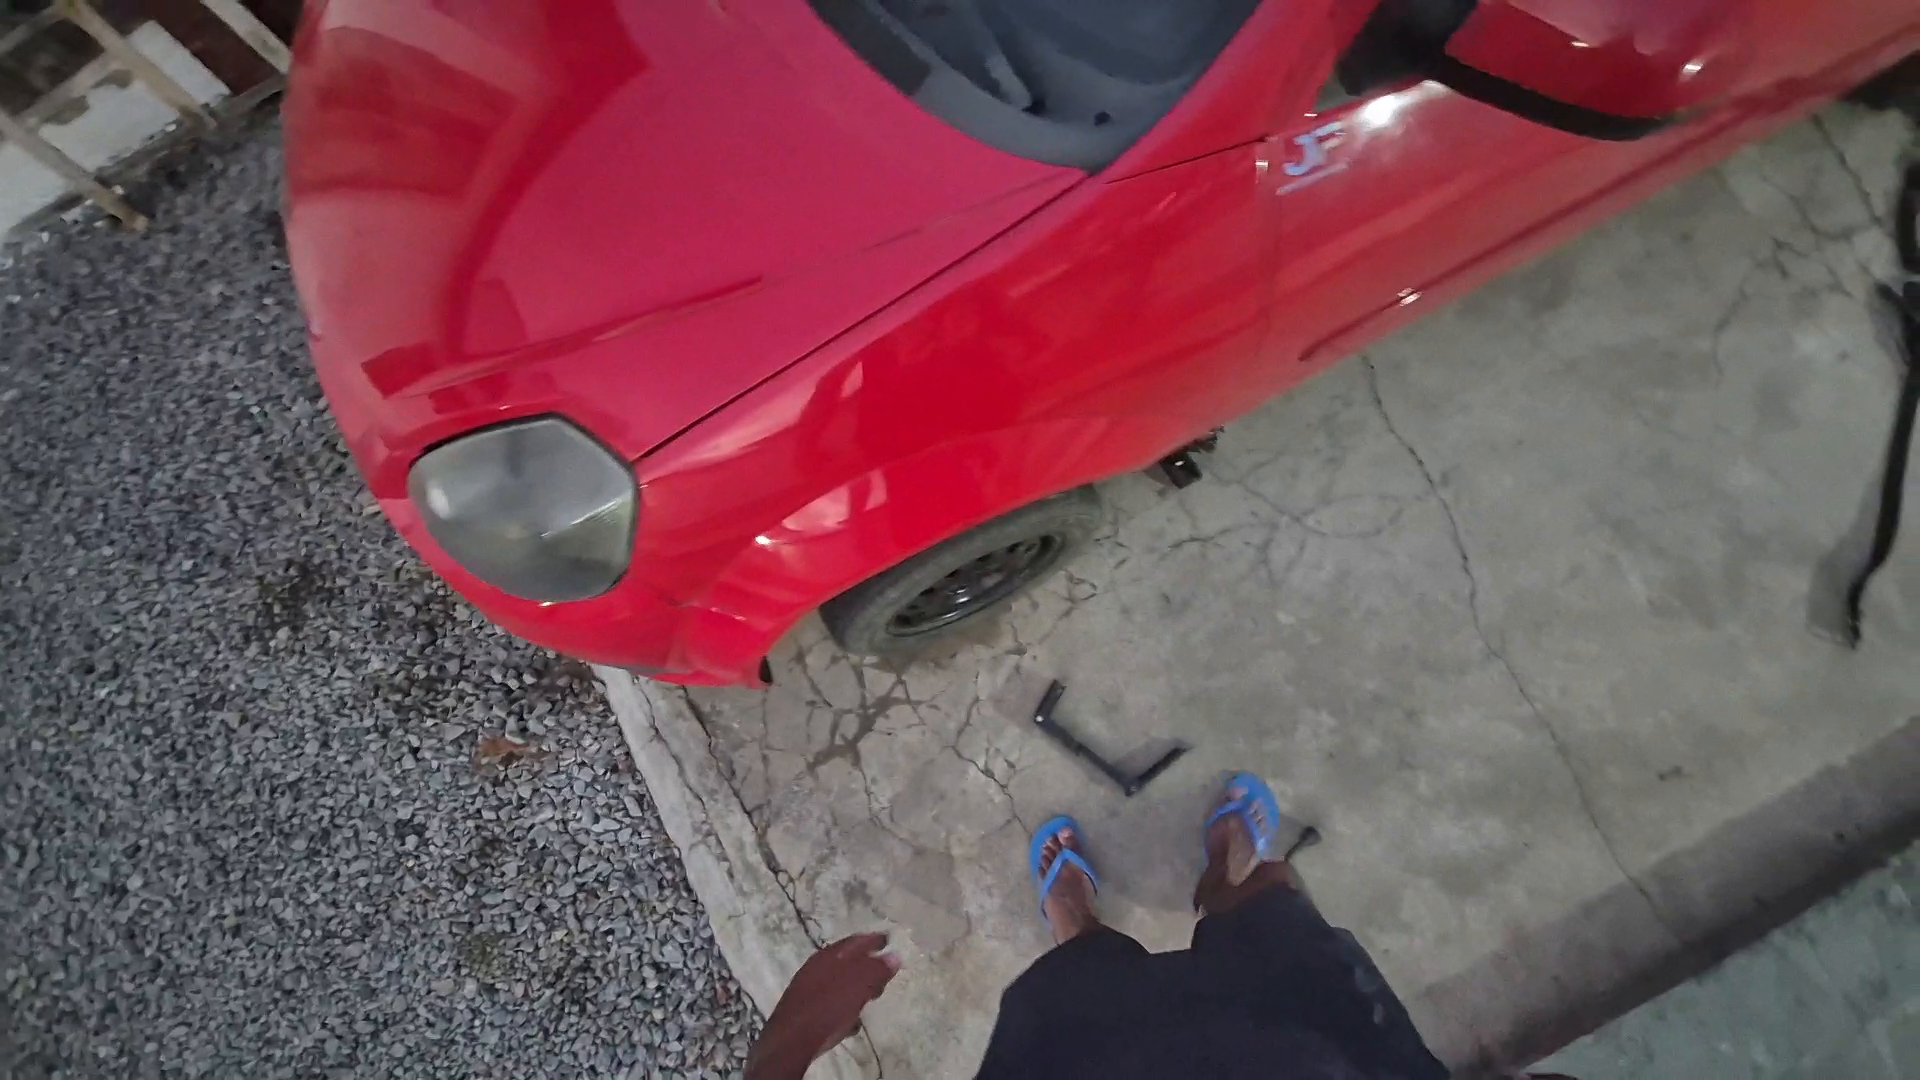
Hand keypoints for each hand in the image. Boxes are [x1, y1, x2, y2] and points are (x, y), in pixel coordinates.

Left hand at [745, 933, 900, 1079]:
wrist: (791, 1040)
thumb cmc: (828, 1007)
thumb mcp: (859, 986)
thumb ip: (878, 970)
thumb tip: (895, 956)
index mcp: (831, 954)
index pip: (857, 940)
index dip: (874, 940)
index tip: (887, 939)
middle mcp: (817, 965)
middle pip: (847, 960)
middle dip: (866, 964)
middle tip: (883, 971)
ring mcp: (807, 987)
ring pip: (838, 981)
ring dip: (854, 986)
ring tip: (870, 996)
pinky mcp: (803, 1009)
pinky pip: (828, 1001)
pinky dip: (842, 1005)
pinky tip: (850, 1020)